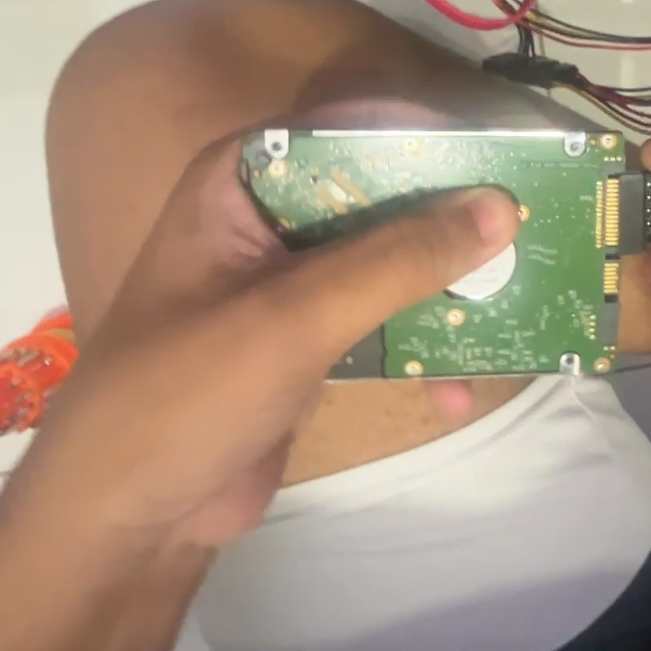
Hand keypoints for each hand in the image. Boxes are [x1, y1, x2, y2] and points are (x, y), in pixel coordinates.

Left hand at [8, 134, 519, 549]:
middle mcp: (276, 217)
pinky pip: (387, 317)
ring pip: (393, 257)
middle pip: (383, 193)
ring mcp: (299, 278)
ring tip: (514, 304)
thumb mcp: (298, 315)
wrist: (126, 523)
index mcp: (247, 181)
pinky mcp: (317, 333)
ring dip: (449, 285)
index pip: (350, 126)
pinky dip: (422, 346)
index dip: (425, 132)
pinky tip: (457, 389)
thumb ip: (401, 258)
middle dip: (453, 218)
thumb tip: (502, 207)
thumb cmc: (187, 393)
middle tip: (525, 227)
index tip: (499, 152)